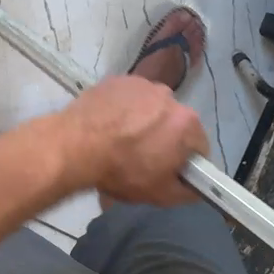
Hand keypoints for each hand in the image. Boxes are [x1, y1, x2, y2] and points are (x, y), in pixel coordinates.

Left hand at [48, 76, 209, 205]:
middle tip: (142, 156)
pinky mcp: (117, 79)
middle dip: (164, 138)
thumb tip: (195, 186)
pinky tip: (109, 123)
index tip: (169, 170)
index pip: (199, 146)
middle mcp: (169, 96)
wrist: (75, 144)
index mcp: (187, 123)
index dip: (186, 161)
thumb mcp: (161, 194)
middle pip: (175, 122)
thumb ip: (188, 191)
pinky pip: (129, 97)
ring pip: (152, 107)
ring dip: (144, 120)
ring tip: (121, 138)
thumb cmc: (121, 170)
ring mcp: (141, 84)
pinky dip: (124, 108)